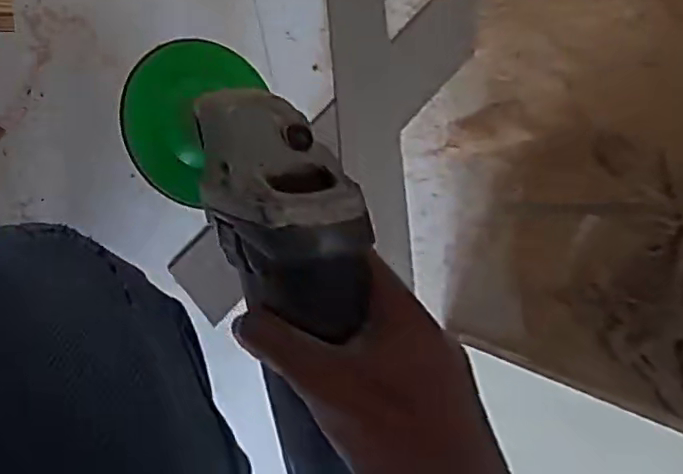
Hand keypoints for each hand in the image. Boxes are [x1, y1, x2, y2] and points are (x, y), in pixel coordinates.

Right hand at [234, 253, 509, 473]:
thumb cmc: (401, 437)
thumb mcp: (319, 381)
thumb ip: (273, 340)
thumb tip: (244, 321)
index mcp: (408, 315)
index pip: (356, 254)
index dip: (314, 244)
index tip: (280, 248)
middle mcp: (428, 335)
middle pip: (359, 293)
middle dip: (316, 296)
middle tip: (281, 302)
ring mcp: (437, 370)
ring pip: (371, 330)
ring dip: (334, 333)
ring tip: (300, 344)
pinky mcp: (438, 402)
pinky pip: (385, 361)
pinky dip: (353, 361)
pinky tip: (333, 381)